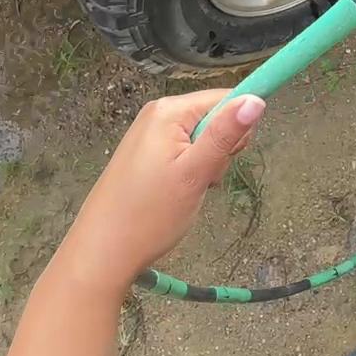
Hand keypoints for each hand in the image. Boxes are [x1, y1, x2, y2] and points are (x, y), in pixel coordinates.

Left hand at [56, 90, 264, 290]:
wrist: (99, 258)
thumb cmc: (148, 215)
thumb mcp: (195, 173)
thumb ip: (226, 134)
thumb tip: (256, 99)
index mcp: (170, 110)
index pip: (226, 98)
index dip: (237, 127)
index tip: (230, 157)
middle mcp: (159, 113)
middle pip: (214, 116)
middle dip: (220, 148)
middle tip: (204, 178)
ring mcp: (150, 133)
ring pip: (202, 136)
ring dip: (207, 162)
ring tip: (190, 189)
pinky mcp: (146, 153)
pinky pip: (185, 149)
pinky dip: (191, 169)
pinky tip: (179, 191)